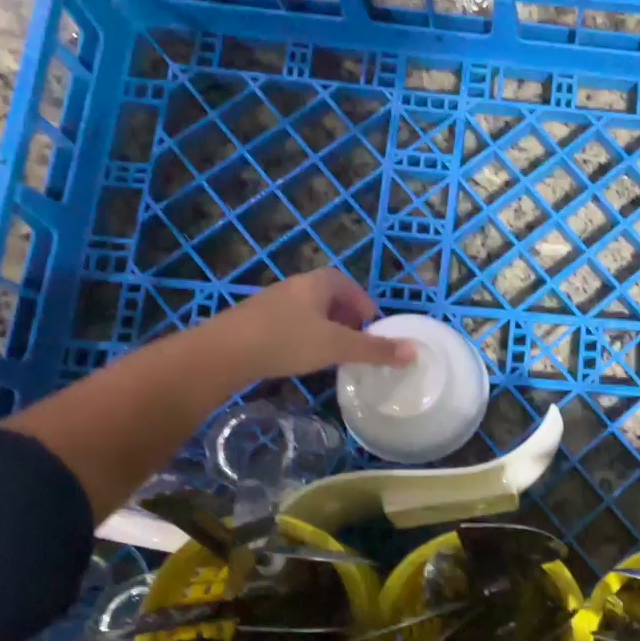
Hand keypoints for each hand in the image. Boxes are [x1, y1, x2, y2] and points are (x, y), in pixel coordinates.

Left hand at [212, 269, 413, 379]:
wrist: (225, 351)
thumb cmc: (287, 340)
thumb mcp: (337, 347)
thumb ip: (374, 350)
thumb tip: (414, 351)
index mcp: (317, 283)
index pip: (346, 283)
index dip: (361, 301)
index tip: (371, 324)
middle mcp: (294, 286)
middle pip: (326, 296)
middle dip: (344, 315)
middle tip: (356, 339)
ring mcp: (270, 303)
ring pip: (306, 311)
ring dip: (323, 327)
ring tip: (332, 351)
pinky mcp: (253, 322)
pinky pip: (287, 324)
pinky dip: (302, 336)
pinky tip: (300, 357)